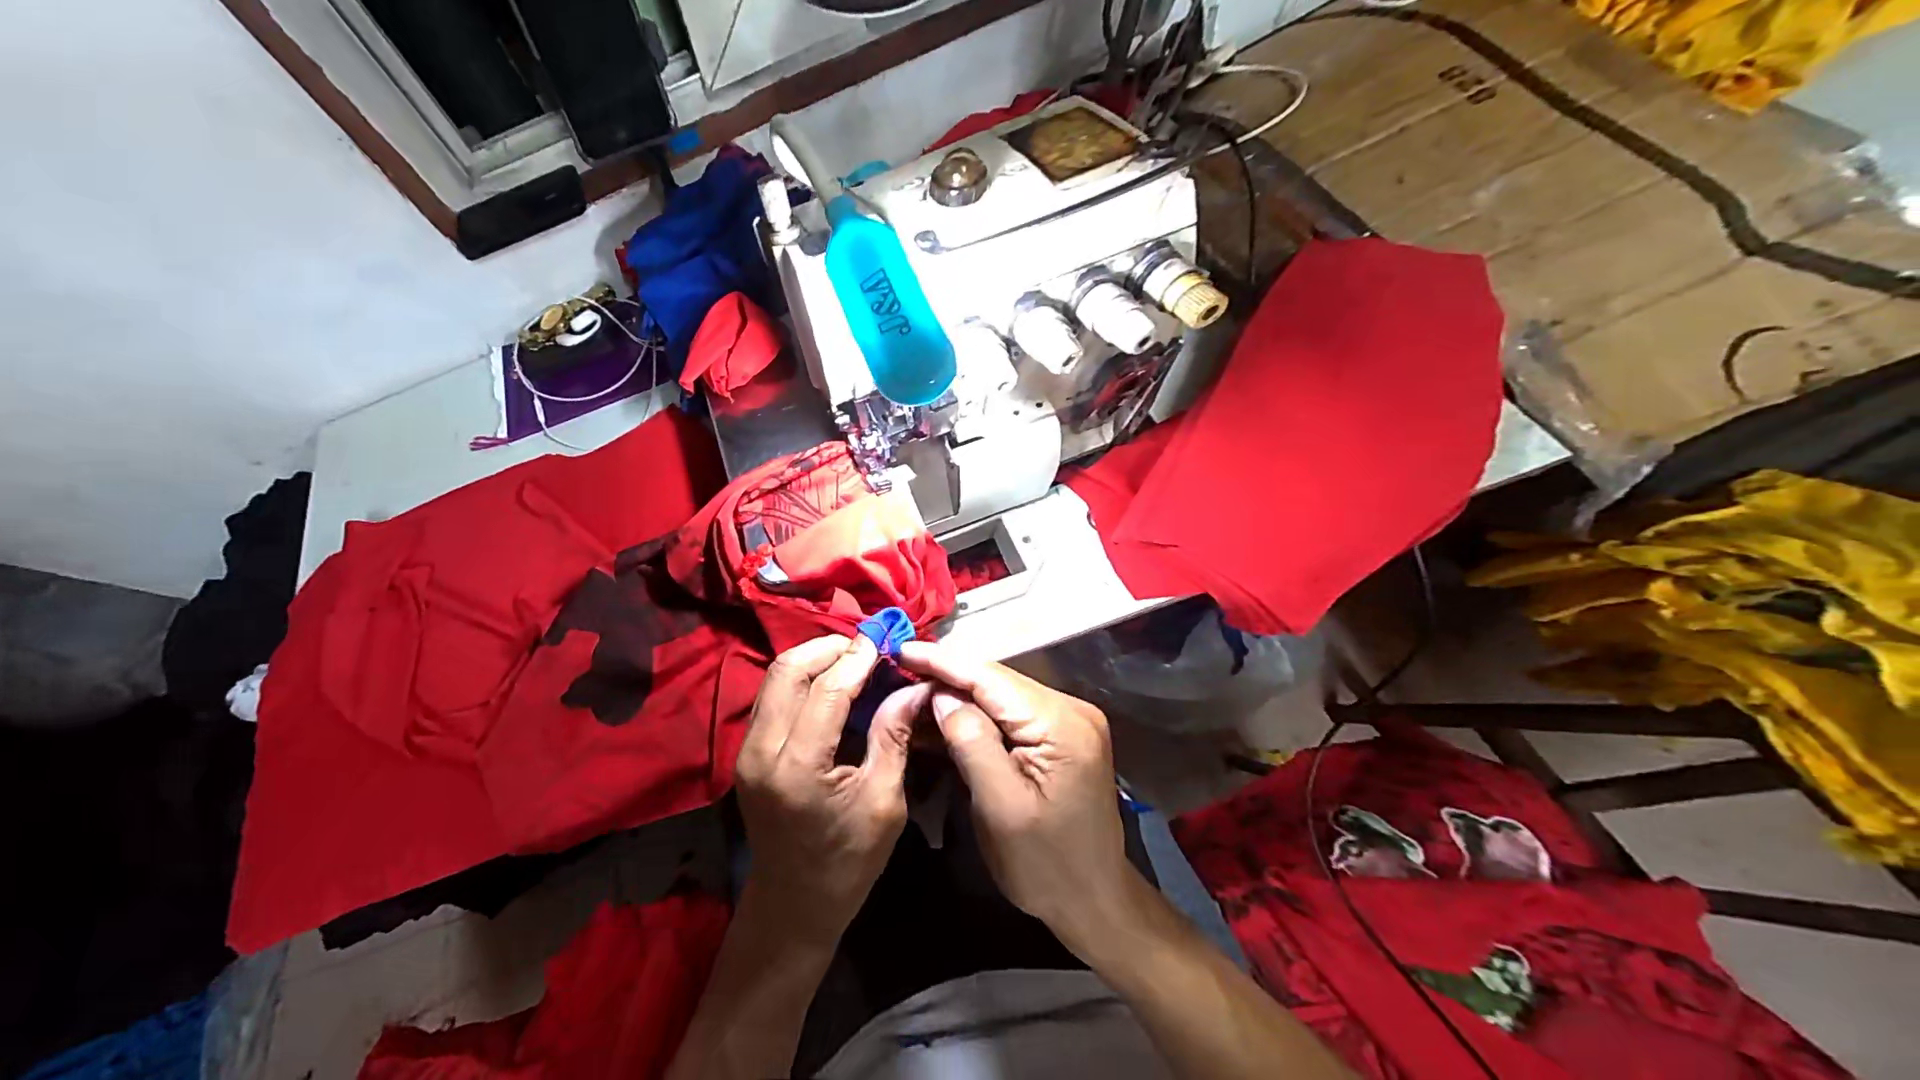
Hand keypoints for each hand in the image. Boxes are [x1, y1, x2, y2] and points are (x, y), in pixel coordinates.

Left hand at [734, 634, 931, 944]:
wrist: (793, 906)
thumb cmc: (847, 863)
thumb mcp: (883, 802)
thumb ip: (892, 735)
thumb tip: (914, 686)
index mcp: (797, 768)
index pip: (827, 689)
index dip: (859, 658)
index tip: (887, 639)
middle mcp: (761, 751)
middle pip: (788, 671)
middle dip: (831, 648)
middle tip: (870, 648)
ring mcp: (747, 751)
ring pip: (775, 678)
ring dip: (815, 660)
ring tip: (856, 660)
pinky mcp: (748, 752)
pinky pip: (773, 696)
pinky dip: (803, 679)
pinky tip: (834, 684)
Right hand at [896, 641, 1130, 942]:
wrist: (1095, 900)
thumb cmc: (1046, 865)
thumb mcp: (1000, 807)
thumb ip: (970, 742)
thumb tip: (941, 694)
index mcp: (1061, 724)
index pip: (991, 678)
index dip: (943, 662)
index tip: (900, 647)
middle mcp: (1071, 709)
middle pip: (998, 681)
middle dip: (948, 675)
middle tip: (898, 671)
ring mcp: (1069, 720)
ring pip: (1002, 694)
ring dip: (959, 694)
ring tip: (913, 689)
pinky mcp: (1062, 735)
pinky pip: (1012, 713)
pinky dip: (978, 714)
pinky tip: (945, 716)